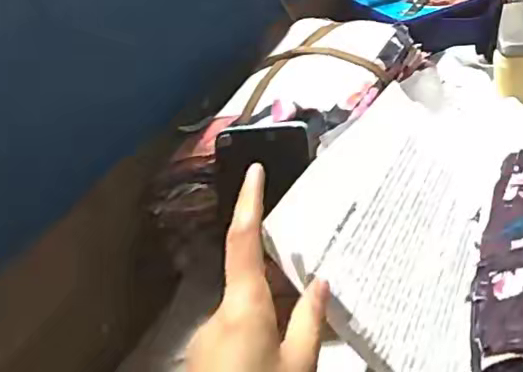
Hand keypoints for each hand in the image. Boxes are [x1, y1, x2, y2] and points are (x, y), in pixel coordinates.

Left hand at [187, 164, 329, 371]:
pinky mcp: (203, 366)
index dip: (249, 203)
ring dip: (275, 315)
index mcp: (242, 307)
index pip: (242, 241)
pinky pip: (237, 336)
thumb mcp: (299, 363)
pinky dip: (262, 335)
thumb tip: (320, 281)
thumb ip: (309, 317)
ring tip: (307, 336)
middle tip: (318, 288)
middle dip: (285, 283)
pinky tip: (285, 354)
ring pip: (248, 312)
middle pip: (254, 282)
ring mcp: (205, 346)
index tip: (255, 171)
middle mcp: (217, 319)